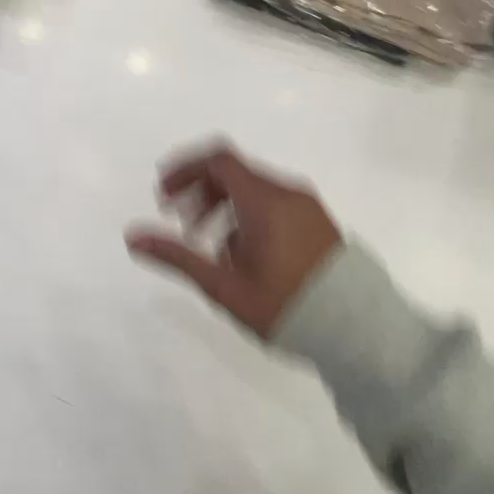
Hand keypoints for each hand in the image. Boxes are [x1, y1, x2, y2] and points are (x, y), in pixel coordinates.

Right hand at [125, 143, 341, 337]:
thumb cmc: (285, 306)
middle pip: (233, 173)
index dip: (184, 169)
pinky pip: (274, 205)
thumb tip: (132, 236)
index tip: (163, 195)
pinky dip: (247, 214)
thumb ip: (176, 257)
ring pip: (253, 190)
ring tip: (212, 247)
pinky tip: (245, 256)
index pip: (218, 160)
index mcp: (264, 201)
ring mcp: (308, 208)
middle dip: (199, 191)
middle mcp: (288, 194)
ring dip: (222, 206)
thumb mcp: (223, 286)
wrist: (362, 333)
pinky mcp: (320, 225)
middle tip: (181, 225)